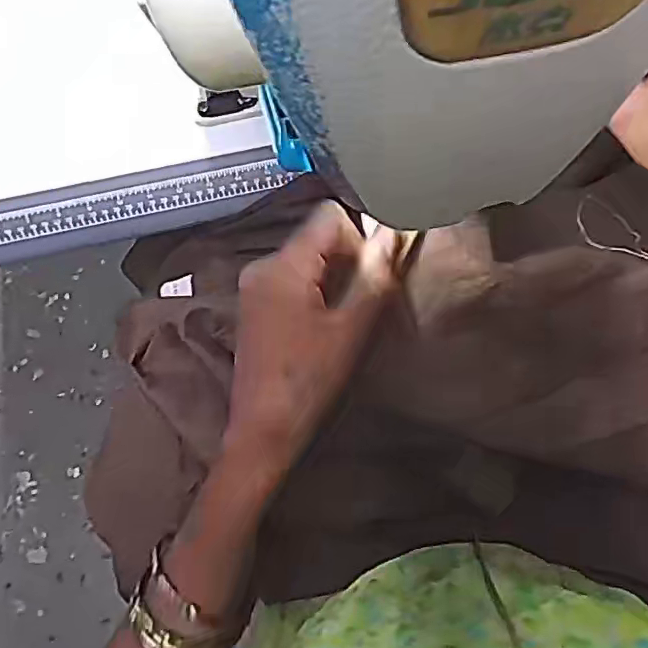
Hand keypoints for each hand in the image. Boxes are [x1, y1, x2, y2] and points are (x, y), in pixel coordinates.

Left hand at [224, 201, 399, 484]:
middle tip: (361, 303)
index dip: (360, 238)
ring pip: (308, 259)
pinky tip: (324, 327)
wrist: (264, 432)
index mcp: (281, 265)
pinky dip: (316, 292)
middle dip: (347, 260)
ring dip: (334, 278)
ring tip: (344, 319)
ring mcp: (254, 287)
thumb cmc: (309, 381)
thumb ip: (374, 276)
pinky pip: (294, 279)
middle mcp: (261, 266)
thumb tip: (393, 235)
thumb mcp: (351, 328)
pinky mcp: (255, 306)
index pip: (330, 216)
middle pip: (317, 236)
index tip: (371, 277)